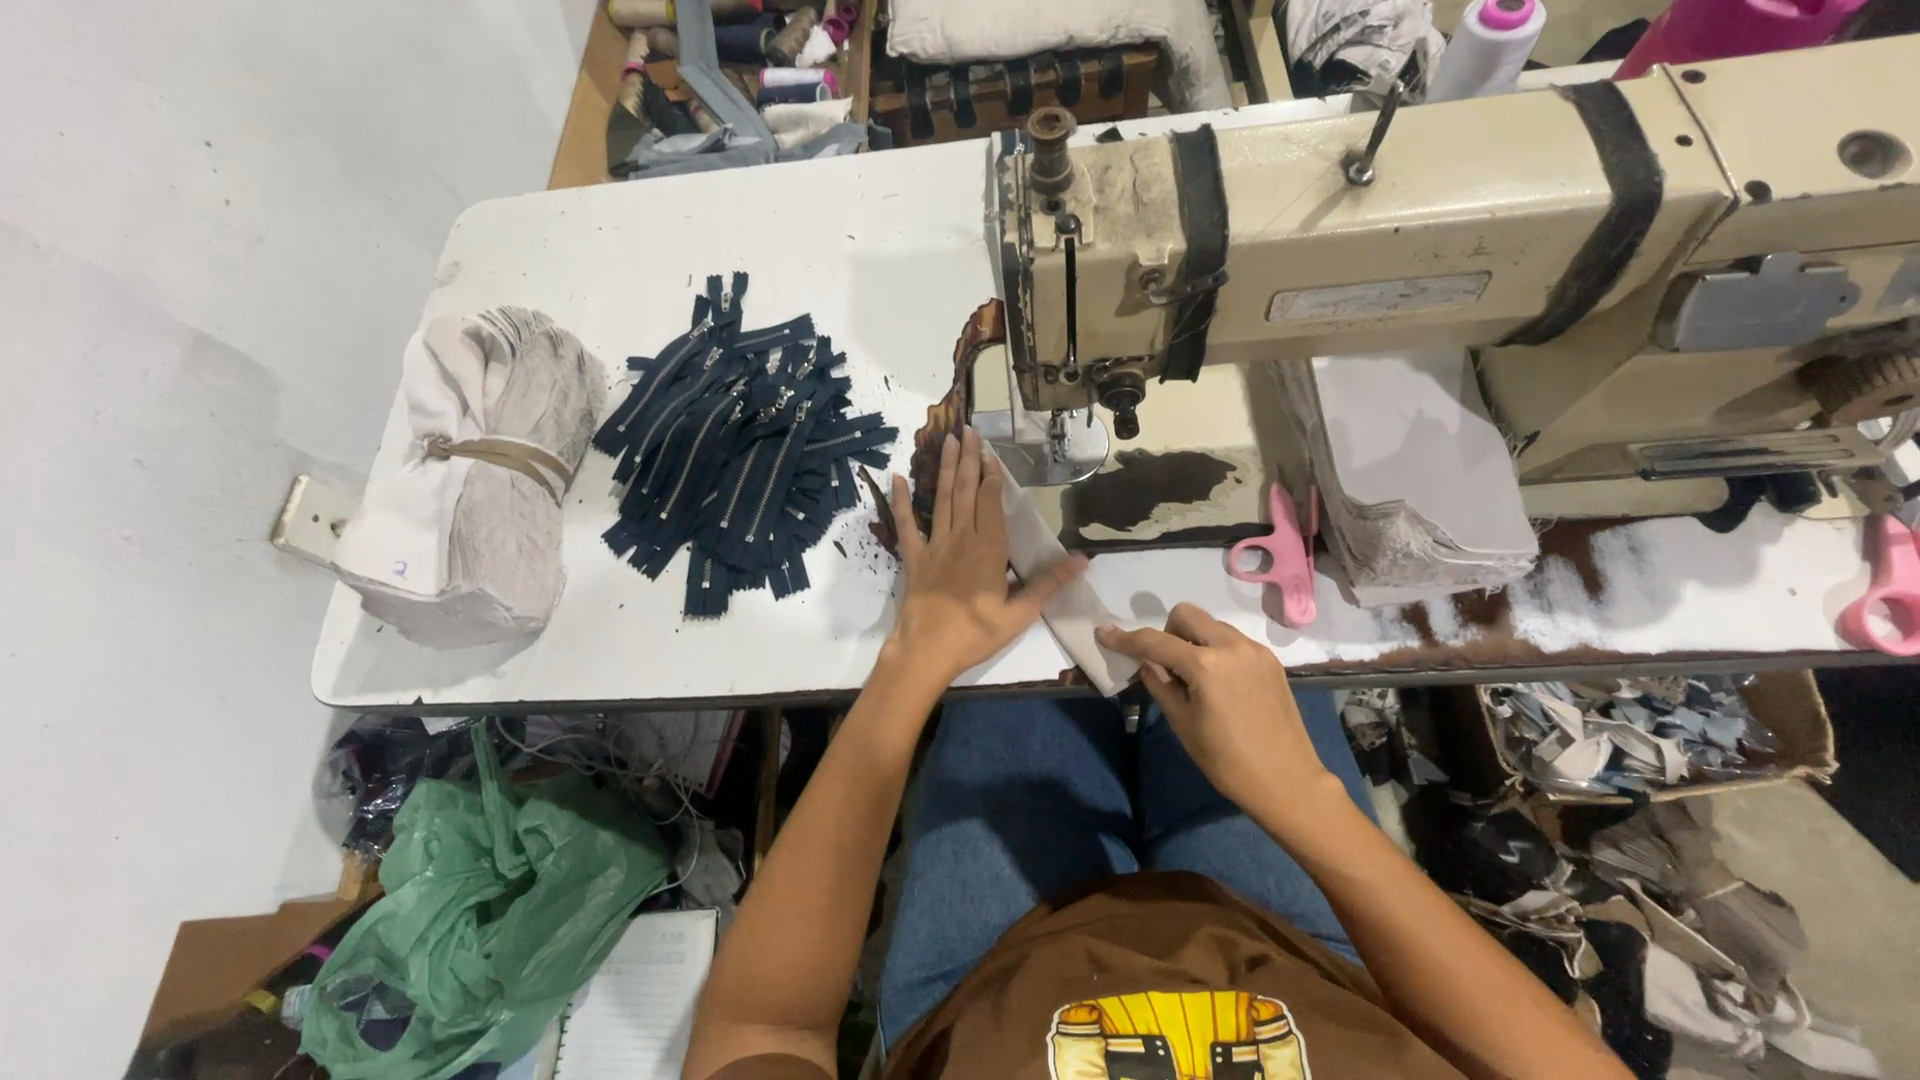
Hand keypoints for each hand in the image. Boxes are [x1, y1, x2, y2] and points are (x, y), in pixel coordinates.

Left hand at [884, 427, 1085, 683]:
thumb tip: (1083, 559)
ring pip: (940, 500)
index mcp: (989, 549)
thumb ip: (1049, 583)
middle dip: (968, 459)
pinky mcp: (914, 559)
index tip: (991, 451)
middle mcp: (960, 538)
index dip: (992, 475)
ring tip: (947, 441)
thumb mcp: (1020, 613)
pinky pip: (906, 525)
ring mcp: (934, 546)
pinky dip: (901, 501)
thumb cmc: (976, 634)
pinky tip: (897, 478)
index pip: (990, 501)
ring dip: (944, 469)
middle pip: (964, 491)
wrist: (926, 652)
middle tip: (968, 430)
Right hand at [1096, 604, 1337, 811]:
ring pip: (1212, 625)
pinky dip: (1217, 650)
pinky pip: (1233, 641)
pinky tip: (1220, 683)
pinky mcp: (1270, 660)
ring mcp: (1254, 650)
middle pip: (1186, 614)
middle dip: (1168, 631)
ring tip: (1195, 677)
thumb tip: (1145, 662)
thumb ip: (1160, 684)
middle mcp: (1231, 646)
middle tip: (1166, 664)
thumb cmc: (1226, 760)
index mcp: (1205, 665)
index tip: (1104, 633)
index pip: (1155, 642)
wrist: (1286, 779)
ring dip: (1194, 639)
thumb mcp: (1182, 723)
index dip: (1125, 638)